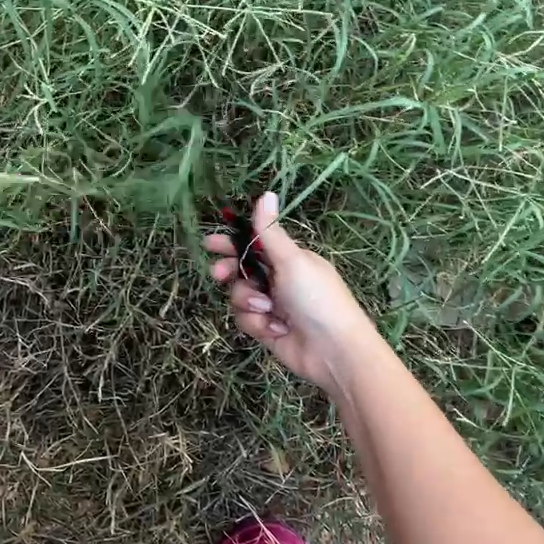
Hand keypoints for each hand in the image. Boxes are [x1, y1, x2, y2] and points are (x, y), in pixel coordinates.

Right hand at [205, 192, 377, 388]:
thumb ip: (270, 231)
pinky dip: (257, 323)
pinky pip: (245, 319)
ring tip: (267, 310)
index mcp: (289, 259)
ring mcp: (272, 305)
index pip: (254, 244)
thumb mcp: (292, 260)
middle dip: (230, 272)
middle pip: (241, 269)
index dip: (231, 243)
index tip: (210, 244)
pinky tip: (274, 328)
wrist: (334, 351)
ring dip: (248, 301)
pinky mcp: (267, 328)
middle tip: (219, 275)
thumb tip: (266, 193)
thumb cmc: (317, 298)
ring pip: (239, 295)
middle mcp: (279, 280)